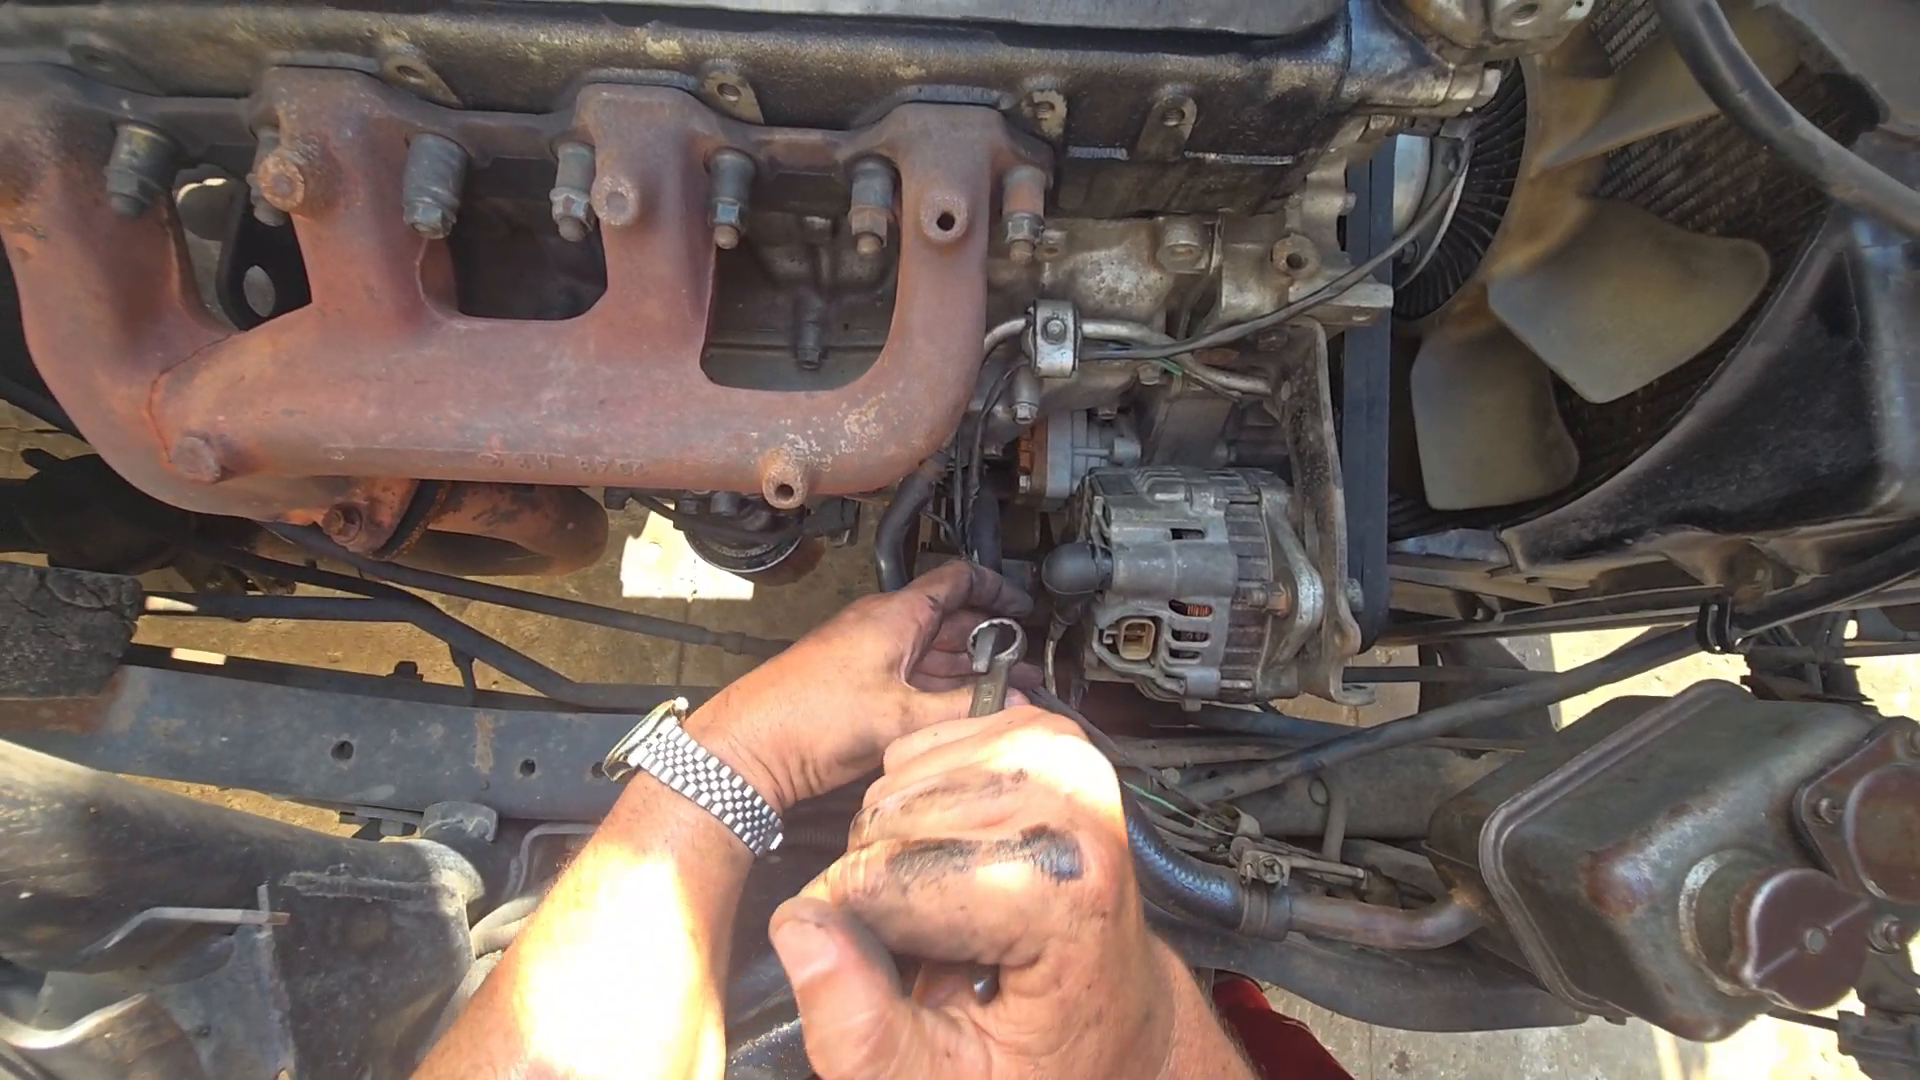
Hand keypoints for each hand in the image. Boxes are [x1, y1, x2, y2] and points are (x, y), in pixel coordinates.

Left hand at [686, 561, 1034, 812]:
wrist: (751, 748)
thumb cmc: (808, 716)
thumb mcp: (898, 715)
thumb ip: (961, 709)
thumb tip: (1012, 704)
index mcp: (896, 614)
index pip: (958, 581)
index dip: (995, 589)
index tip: (1021, 607)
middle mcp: (887, 627)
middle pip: (953, 621)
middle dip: (992, 642)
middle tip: (1025, 667)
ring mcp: (875, 656)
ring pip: (936, 653)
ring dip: (971, 671)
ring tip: (1006, 693)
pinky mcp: (864, 686)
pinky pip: (916, 678)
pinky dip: (944, 690)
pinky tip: (965, 709)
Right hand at [766, 708, 1249, 1079]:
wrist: (1119, 996)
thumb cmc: (1051, 1049)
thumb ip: (863, 1031)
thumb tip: (796, 925)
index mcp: (1063, 887)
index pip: (888, 878)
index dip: (861, 936)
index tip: (900, 972)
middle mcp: (1070, 795)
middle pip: (890, 817)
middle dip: (881, 881)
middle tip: (934, 934)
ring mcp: (1059, 750)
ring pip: (896, 779)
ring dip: (897, 839)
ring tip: (950, 893)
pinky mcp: (1041, 728)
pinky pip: (919, 747)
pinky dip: (916, 794)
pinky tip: (957, 842)